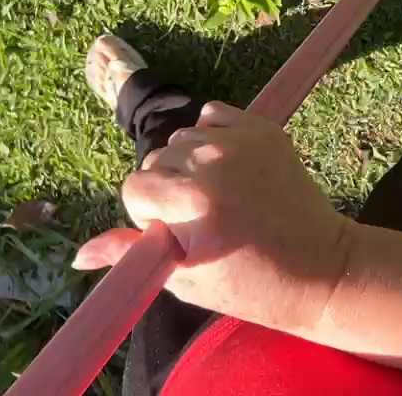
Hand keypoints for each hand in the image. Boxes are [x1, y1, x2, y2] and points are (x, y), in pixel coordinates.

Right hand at [72, 102, 351, 333]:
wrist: (322, 268)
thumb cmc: (252, 285)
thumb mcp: (186, 279)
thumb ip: (131, 254)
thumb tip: (79, 254)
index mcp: (190, 202)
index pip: (134, 187)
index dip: (151, 215)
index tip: (180, 234)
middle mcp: (210, 161)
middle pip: (157, 160)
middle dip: (169, 188)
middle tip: (203, 218)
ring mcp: (238, 139)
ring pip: (182, 138)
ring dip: (191, 162)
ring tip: (221, 194)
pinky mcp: (261, 125)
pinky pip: (212, 115)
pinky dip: (214, 136)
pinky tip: (233, 167)